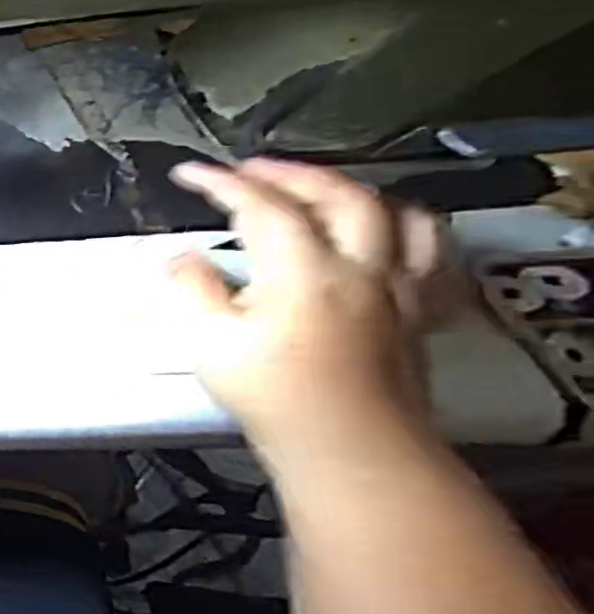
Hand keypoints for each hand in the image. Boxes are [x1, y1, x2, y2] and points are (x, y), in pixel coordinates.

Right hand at [166, 158, 452, 449]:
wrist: (346, 444)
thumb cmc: (277, 395)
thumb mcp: (205, 339)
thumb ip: (190, 287)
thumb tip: (182, 260)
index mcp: (304, 272)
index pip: (262, 206)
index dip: (221, 182)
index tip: (192, 173)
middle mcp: (359, 271)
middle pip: (338, 195)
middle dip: (289, 172)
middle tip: (251, 168)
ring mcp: (395, 290)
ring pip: (397, 216)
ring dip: (353, 191)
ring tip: (321, 188)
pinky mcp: (413, 314)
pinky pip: (430, 257)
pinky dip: (408, 232)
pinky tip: (388, 235)